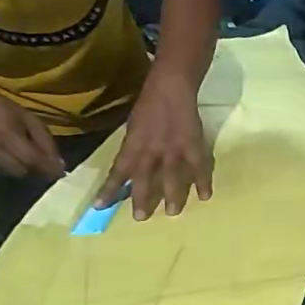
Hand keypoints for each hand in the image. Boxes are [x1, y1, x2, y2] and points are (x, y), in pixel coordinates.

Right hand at [0, 78, 61, 178]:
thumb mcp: (26, 116)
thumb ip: (44, 140)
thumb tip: (59, 165)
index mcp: (6, 134)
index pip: (32, 160)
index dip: (48, 169)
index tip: (60, 173)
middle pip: (21, 172)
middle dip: (33, 169)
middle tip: (39, 162)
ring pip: (8, 174)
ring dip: (17, 167)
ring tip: (14, 152)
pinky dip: (1, 166)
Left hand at [98, 68, 211, 219]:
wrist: (171, 87)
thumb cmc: (149, 104)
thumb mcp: (133, 125)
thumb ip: (133, 148)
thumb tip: (130, 169)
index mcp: (134, 144)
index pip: (119, 171)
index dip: (109, 189)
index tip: (99, 207)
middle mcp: (152, 150)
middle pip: (146, 179)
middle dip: (142, 199)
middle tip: (141, 217)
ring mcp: (174, 149)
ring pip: (172, 177)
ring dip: (172, 196)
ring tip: (173, 212)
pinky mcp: (193, 146)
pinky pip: (198, 167)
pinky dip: (202, 181)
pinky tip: (205, 196)